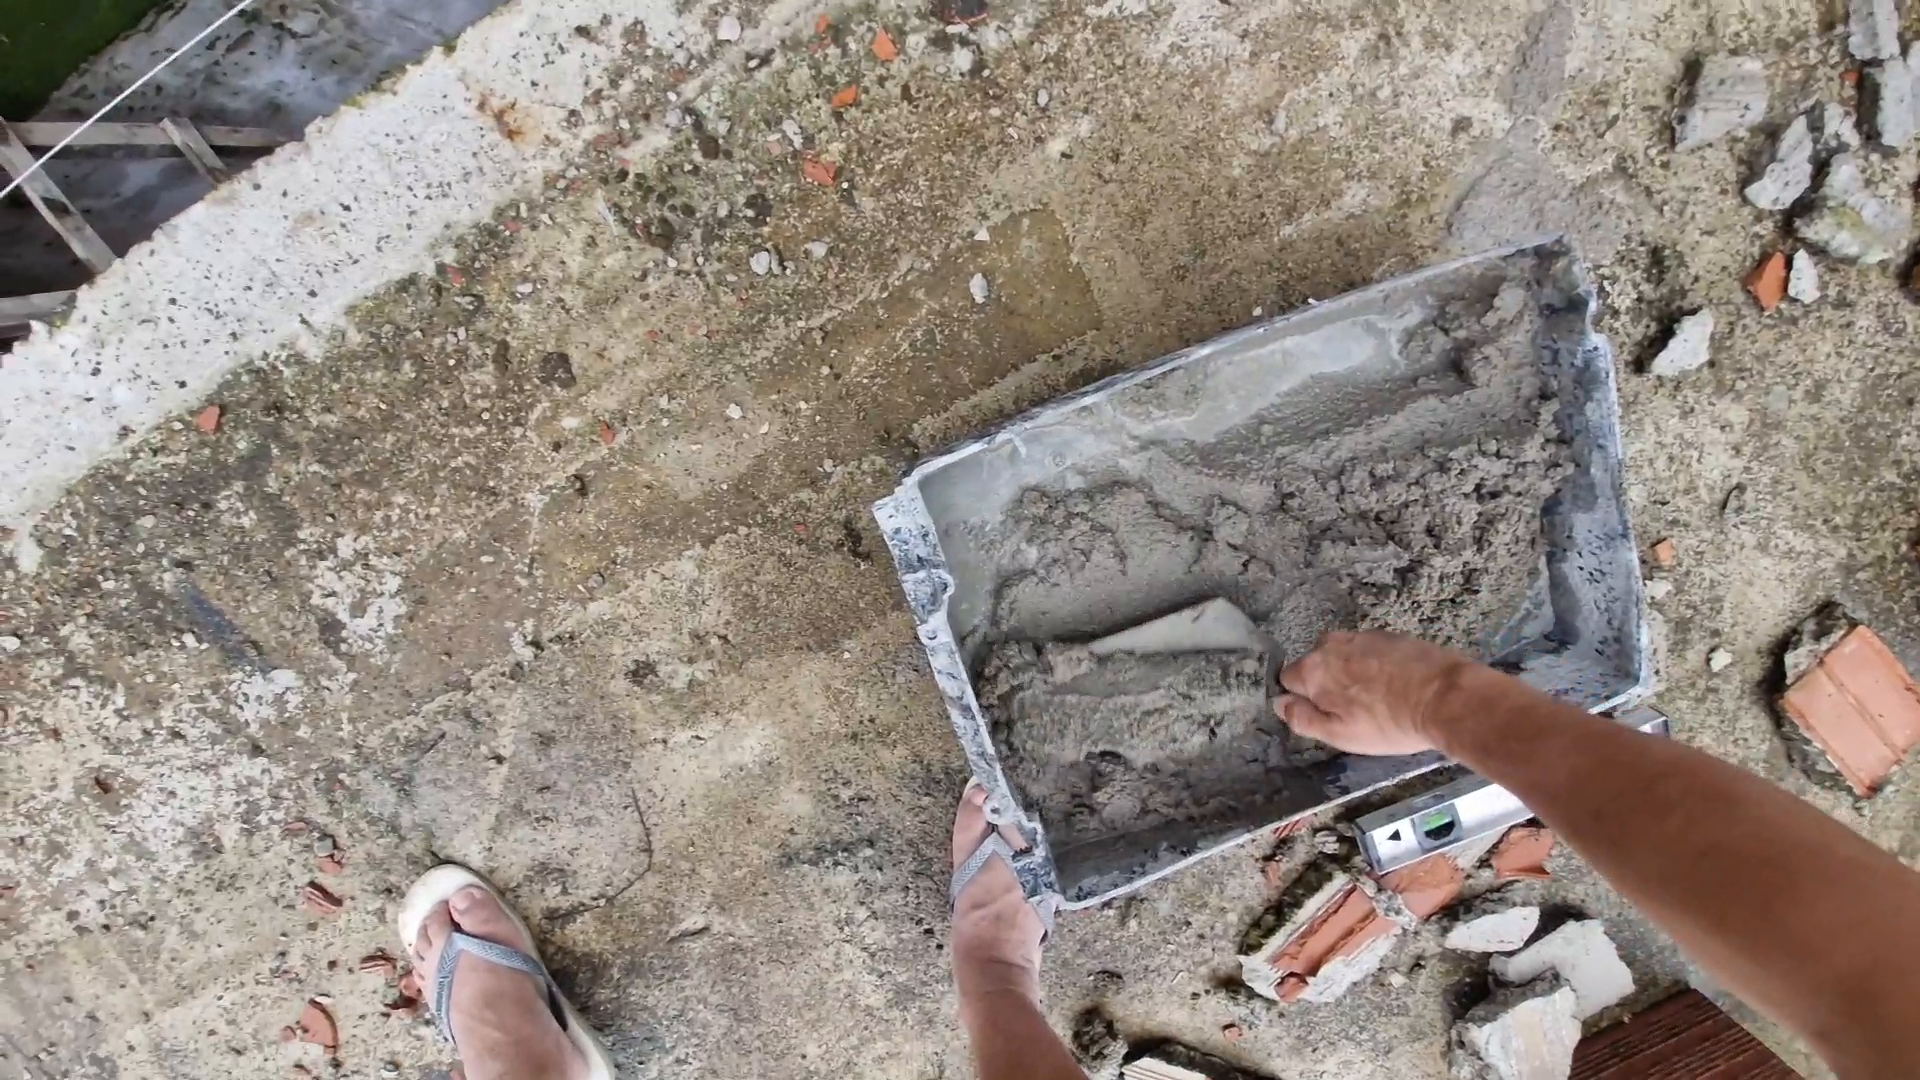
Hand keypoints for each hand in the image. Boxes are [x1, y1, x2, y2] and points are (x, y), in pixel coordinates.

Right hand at [1274, 630, 1477, 755]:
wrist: (1447, 698)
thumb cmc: (1388, 723)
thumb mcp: (1340, 735)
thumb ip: (1301, 718)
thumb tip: (1279, 703)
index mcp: (1311, 671)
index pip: (1287, 680)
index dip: (1303, 698)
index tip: (1326, 712)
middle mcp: (1328, 646)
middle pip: (1314, 664)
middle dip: (1326, 681)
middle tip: (1354, 707)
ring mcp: (1359, 636)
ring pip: (1341, 654)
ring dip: (1348, 669)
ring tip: (1375, 693)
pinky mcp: (1387, 634)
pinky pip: (1367, 649)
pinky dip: (1373, 662)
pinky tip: (1394, 681)